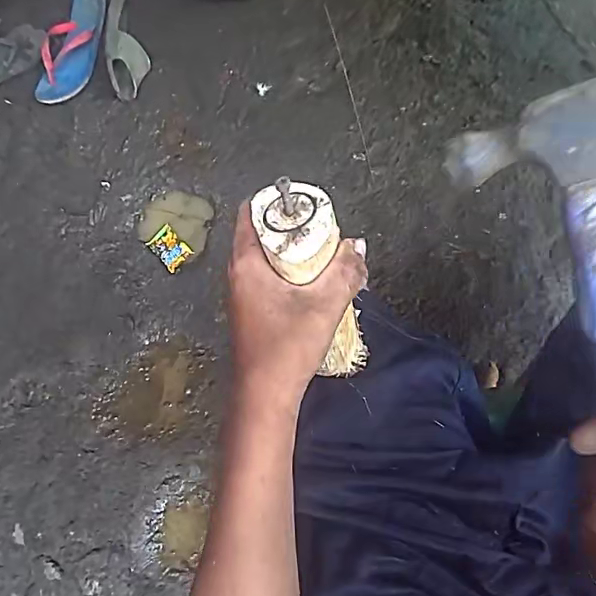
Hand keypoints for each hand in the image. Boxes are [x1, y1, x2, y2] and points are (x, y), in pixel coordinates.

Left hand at [226, 217, 365, 400]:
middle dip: (292, 228)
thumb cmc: (286, 347)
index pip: (251, 212)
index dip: (277, 201)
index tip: (305, 202)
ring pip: (267, 259)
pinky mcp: (251, 310)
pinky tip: (313, 285)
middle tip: (321, 229)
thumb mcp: (325, 304)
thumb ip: (345, 271)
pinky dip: (289, 274)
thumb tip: (357, 247)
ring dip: (293, 254)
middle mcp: (237, 274)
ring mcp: (242, 293)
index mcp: (245, 263)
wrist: (264, 393)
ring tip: (323, 256)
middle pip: (261, 234)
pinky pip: (268, 278)